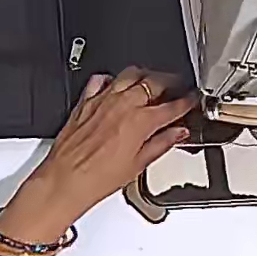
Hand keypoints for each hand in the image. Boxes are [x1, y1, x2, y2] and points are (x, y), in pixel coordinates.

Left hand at [0, 68, 194, 242]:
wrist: (64, 182)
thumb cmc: (96, 179)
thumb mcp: (138, 164)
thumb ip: (162, 143)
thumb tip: (177, 133)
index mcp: (141, 121)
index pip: (173, 105)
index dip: (187, 101)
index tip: (192, 99)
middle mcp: (123, 105)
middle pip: (155, 81)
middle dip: (172, 81)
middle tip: (178, 87)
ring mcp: (103, 100)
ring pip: (131, 73)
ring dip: (146, 75)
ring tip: (152, 81)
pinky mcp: (86, 101)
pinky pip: (101, 79)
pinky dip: (112, 79)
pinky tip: (117, 84)